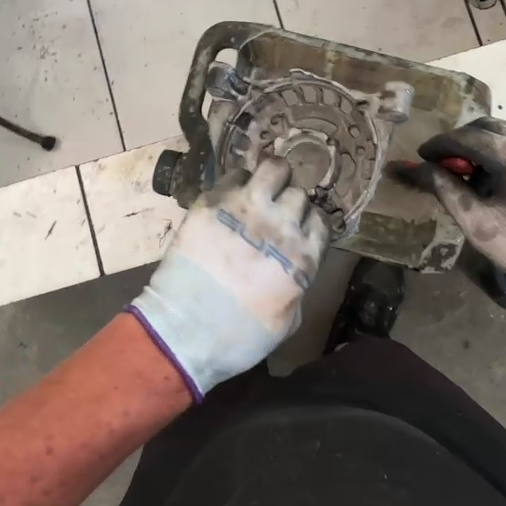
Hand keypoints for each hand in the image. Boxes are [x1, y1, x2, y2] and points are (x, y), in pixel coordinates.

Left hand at [127, 157, 326, 399]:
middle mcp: (280, 225)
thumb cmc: (238, 337)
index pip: (320, 220)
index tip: (298, 227)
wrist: (185, 330)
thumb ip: (298, 287)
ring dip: (271, 176)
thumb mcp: (287, 322)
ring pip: (273, 168)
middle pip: (298, 194)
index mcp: (303, 257)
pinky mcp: (213, 201)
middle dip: (289, 201)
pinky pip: (234, 175)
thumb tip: (295, 268)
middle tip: (275, 211)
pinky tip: (230, 195)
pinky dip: (237, 181)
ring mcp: (246, 208)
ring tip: (261, 187)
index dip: (308, 222)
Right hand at [394, 118, 505, 320]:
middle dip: (461, 141)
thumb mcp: (481, 225)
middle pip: (488, 126)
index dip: (439, 145)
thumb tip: (419, 169)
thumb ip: (447, 191)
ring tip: (472, 175)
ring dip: (484, 146)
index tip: (421, 157)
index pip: (466, 136)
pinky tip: (501, 179)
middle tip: (443, 163)